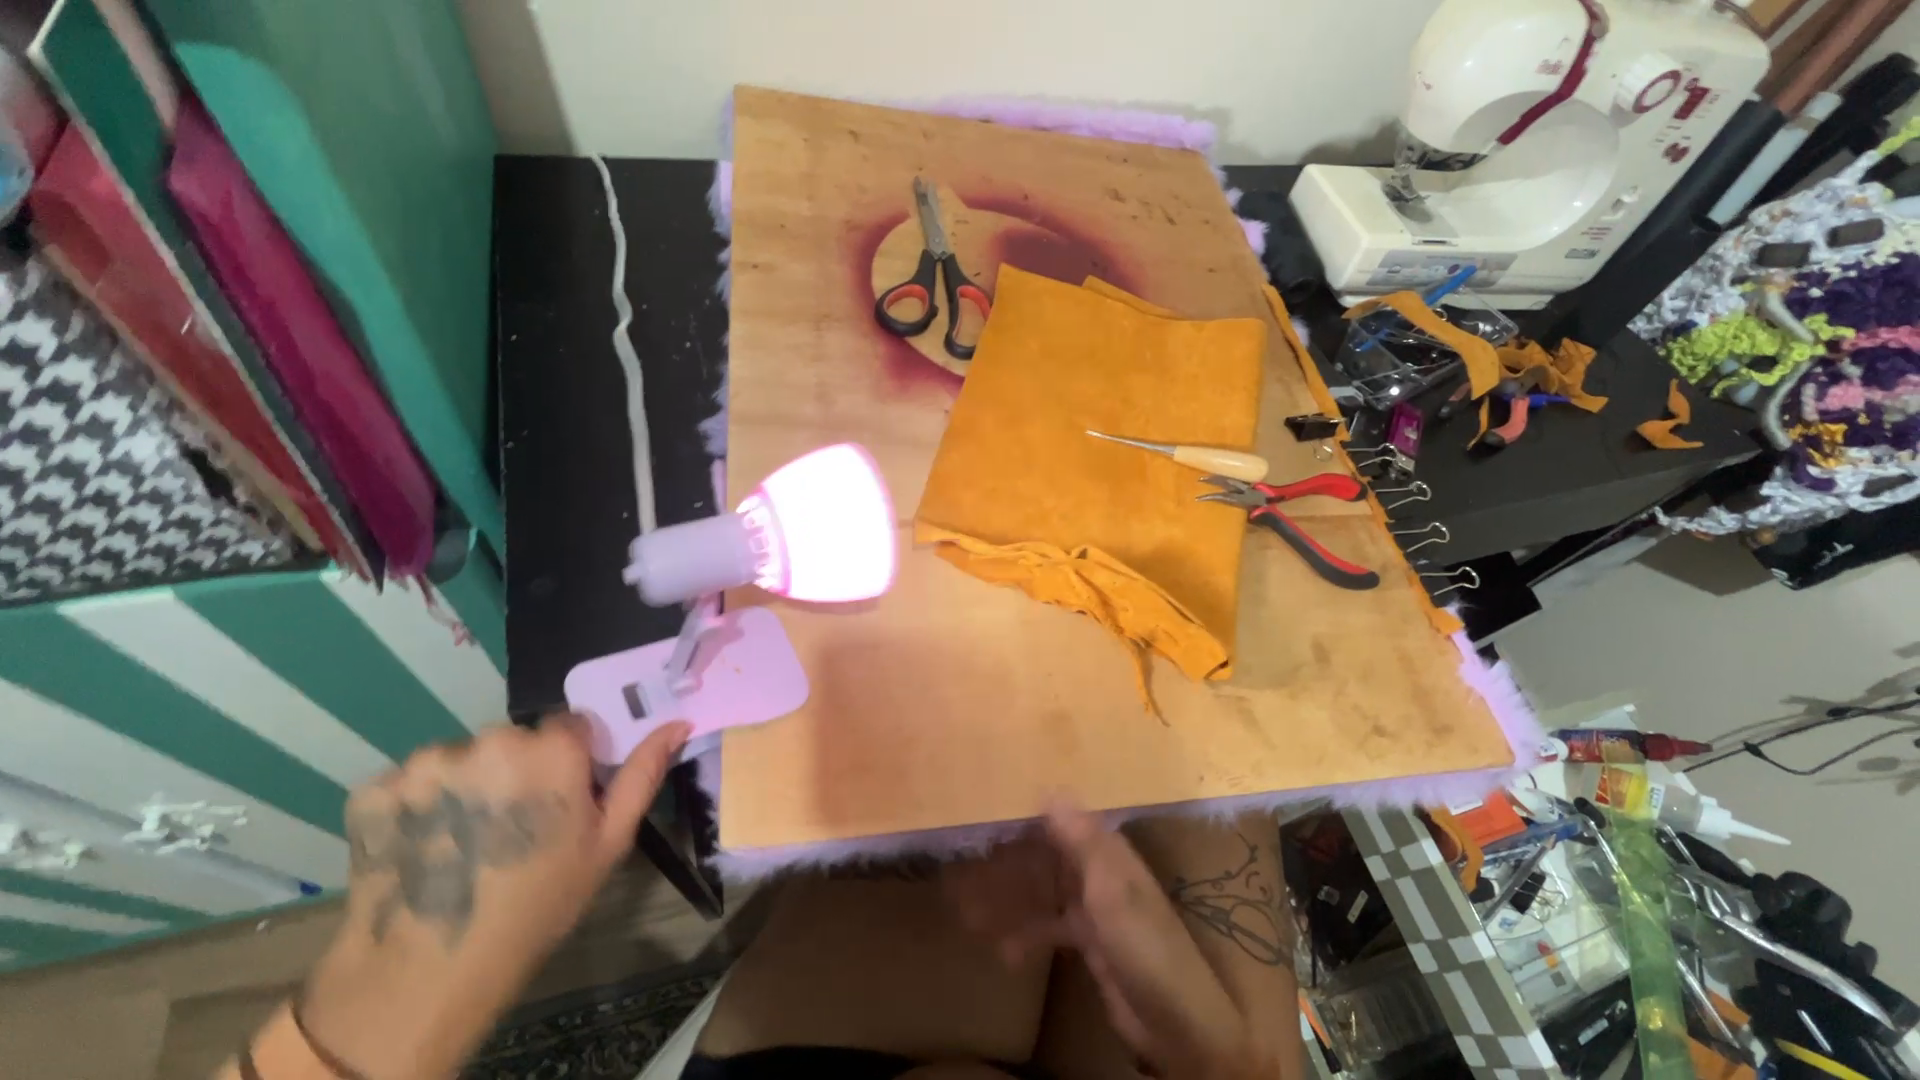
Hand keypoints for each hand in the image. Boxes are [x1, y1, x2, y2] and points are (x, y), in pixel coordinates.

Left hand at [299, 715, 690, 1077]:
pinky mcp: (376, 786)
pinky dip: (421, 803)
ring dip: (467, 784)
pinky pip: (412, 779)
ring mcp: (427, 762)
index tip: (560, 801)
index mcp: (551, 750)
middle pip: (512, 739)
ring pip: (462, 757)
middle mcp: (489, 740)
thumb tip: (677, 724)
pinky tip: (426, 844)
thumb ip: (642, 775)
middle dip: (516, 770)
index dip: (569, 762)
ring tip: (464, 840)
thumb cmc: (538, 905)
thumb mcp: (608, 844)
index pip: (569, 725)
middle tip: (512, 828)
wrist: (428, 969)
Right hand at [945, 801, 1279, 1079]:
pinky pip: (1048, 927)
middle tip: (960, 873)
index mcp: (1109, 853)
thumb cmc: (1144, 947)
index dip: (1022, 819)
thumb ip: (1081, 840)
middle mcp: (1099, 872)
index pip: (1059, 822)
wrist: (1177, 1022)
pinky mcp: (1089, 942)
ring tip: (967, 914)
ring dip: (1007, 901)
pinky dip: (1025, 935)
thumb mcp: (1111, 892)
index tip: (981, 816)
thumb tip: (1050, 788)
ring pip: (1041, 893)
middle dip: (1004, 865)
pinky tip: (1003, 952)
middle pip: (1044, 858)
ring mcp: (1093, 908)